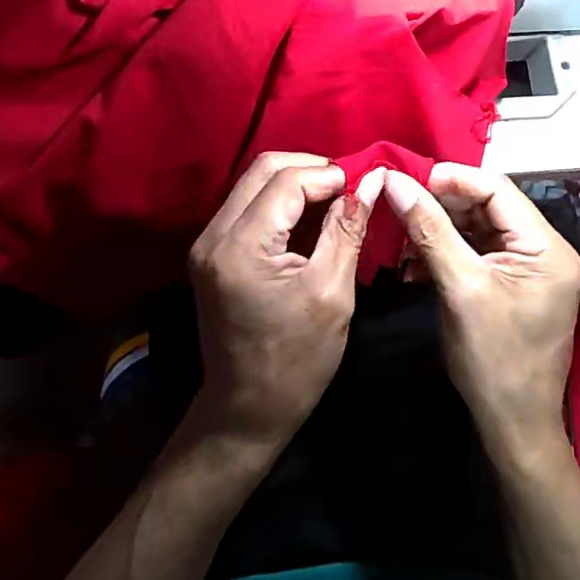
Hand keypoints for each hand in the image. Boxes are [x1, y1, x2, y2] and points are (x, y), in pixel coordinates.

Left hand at [187, 152, 384, 444]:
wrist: (246, 411)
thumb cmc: (297, 359)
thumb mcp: (333, 291)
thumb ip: (348, 228)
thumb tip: (372, 180)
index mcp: (241, 247)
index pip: (287, 181)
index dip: (331, 175)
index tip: (365, 187)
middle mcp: (213, 236)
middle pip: (264, 169)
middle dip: (313, 168)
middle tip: (351, 187)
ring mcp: (208, 243)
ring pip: (255, 182)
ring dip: (299, 181)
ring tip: (337, 199)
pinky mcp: (213, 252)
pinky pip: (250, 204)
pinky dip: (285, 199)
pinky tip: (314, 215)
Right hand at [382, 164, 579, 461]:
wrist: (515, 428)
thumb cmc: (494, 361)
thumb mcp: (460, 289)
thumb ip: (430, 231)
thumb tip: (397, 183)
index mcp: (547, 246)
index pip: (499, 189)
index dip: (453, 179)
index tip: (409, 180)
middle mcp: (546, 249)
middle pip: (490, 207)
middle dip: (443, 205)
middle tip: (399, 205)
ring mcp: (531, 267)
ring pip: (480, 229)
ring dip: (441, 230)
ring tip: (402, 237)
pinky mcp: (514, 284)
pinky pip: (479, 253)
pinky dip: (449, 253)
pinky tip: (416, 263)